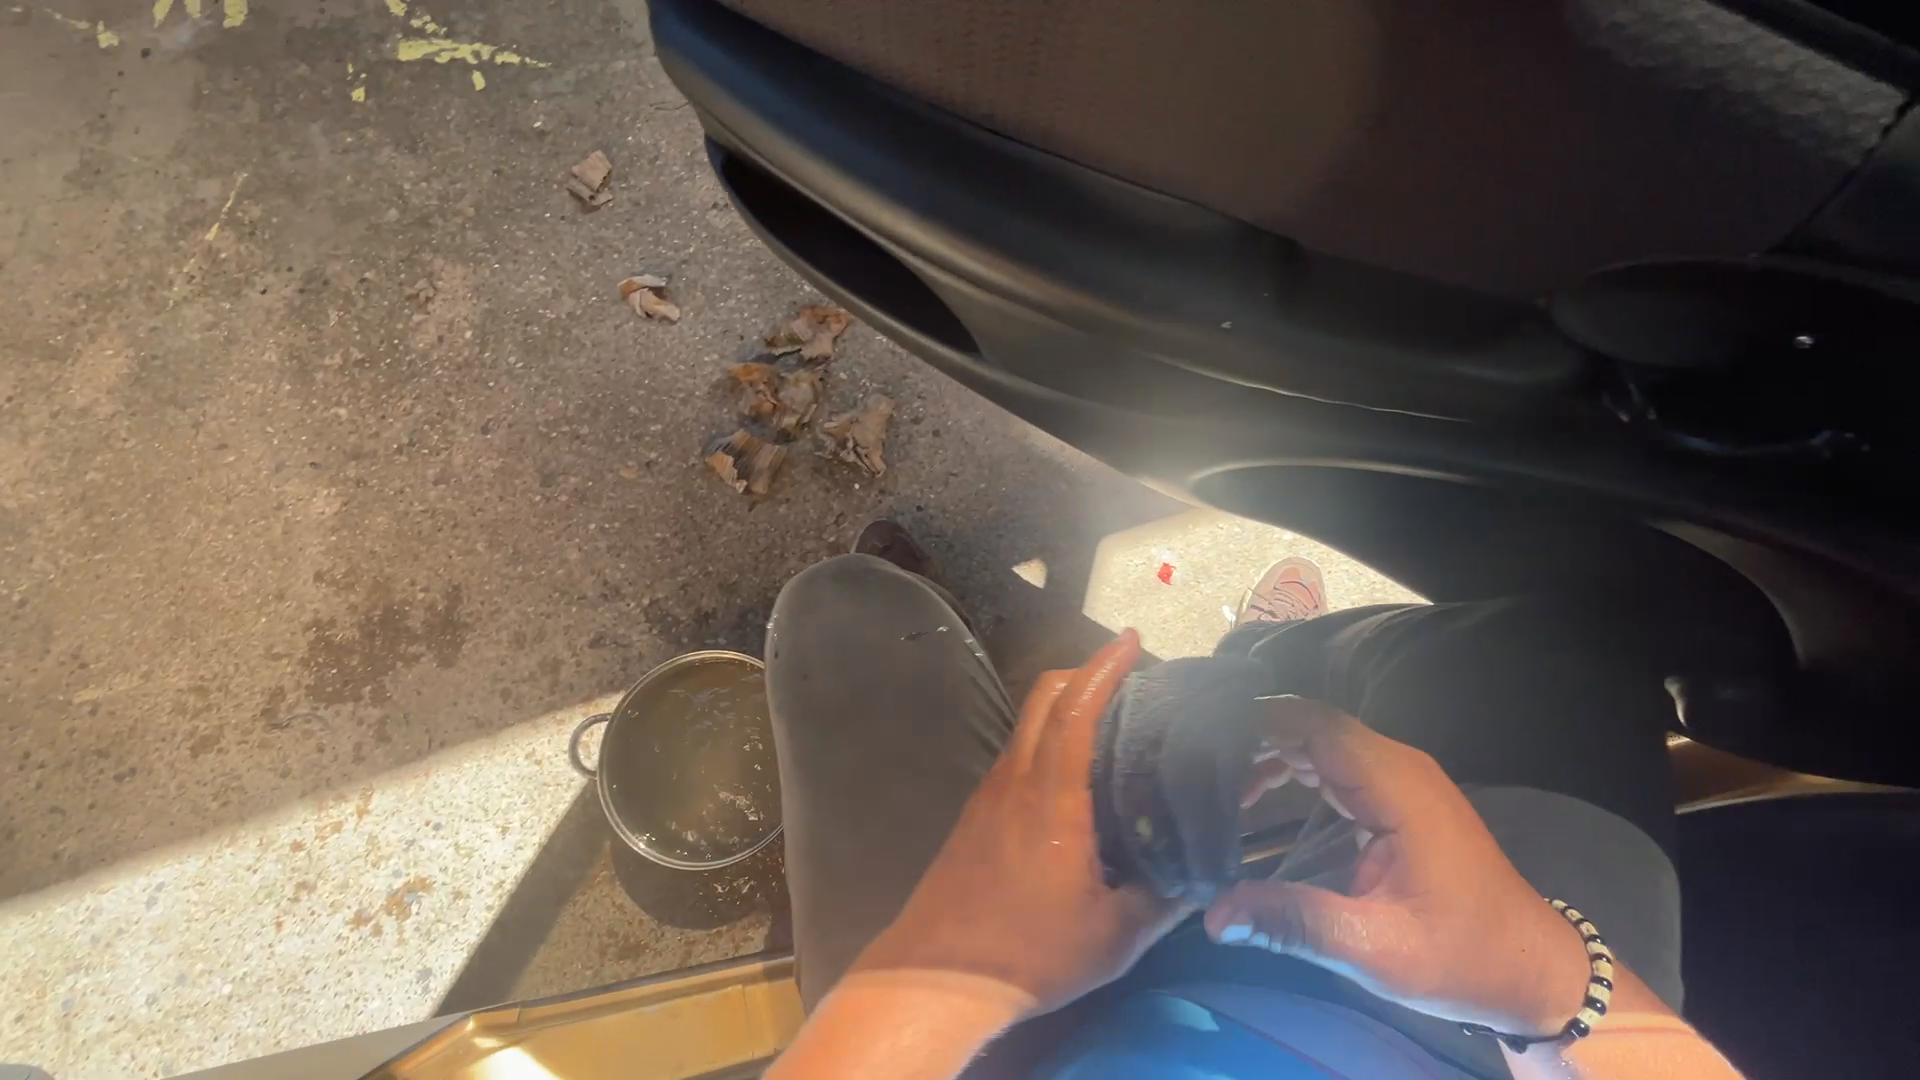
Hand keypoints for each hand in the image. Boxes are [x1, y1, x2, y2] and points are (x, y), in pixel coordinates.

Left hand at [851, 630, 1192, 1015]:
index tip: (1131, 640)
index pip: (1076, 709)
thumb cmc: (1028, 952)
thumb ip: (1163, 899)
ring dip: (1066, 703)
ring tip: (1112, 719)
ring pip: (1029, 721)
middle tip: (1128, 675)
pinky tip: (1075, 769)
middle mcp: (1016, 778)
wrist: (939, 975)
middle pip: (1044, 697)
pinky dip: (1049, 735)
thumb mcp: (1113, 937)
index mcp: (1052, 796)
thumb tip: (1202, 874)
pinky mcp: (980, 809)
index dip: (1104, 667)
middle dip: (1084, 671)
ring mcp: (992, 790)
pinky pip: (1019, 751)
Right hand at [1204, 697, 1592, 1035]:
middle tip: (1193, 755)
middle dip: (1250, 732)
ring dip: (1265, 748)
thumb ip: (1295, 923)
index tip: (1203, 735)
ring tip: (1213, 774)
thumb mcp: (1377, 950)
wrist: (1534, 971)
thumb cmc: (1464, 957)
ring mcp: (1395, 777)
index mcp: (1395, 784)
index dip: (1258, 719)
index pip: (1315, 722)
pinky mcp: (1390, 794)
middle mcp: (1395, 766)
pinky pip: (1329, 760)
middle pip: (1310, 722)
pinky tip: (1253, 791)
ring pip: (1316, 737)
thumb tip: (1216, 917)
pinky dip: (1288, 766)